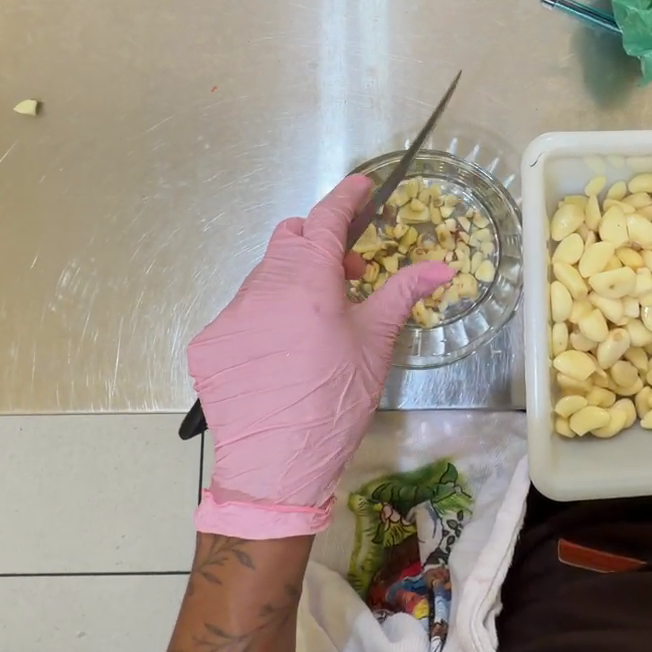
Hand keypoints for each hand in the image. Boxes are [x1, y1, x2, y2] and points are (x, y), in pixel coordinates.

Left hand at [188, 175, 453, 538]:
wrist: (277, 466)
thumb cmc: (337, 400)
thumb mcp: (376, 343)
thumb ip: (403, 293)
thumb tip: (442, 268)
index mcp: (308, 281)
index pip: (325, 219)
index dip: (345, 197)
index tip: (361, 185)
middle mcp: (262, 287)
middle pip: (289, 240)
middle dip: (319, 242)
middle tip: (346, 276)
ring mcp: (230, 315)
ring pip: (264, 274)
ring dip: (292, 280)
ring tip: (315, 320)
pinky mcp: (209, 342)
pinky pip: (242, 310)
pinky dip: (266, 314)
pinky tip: (283, 351)